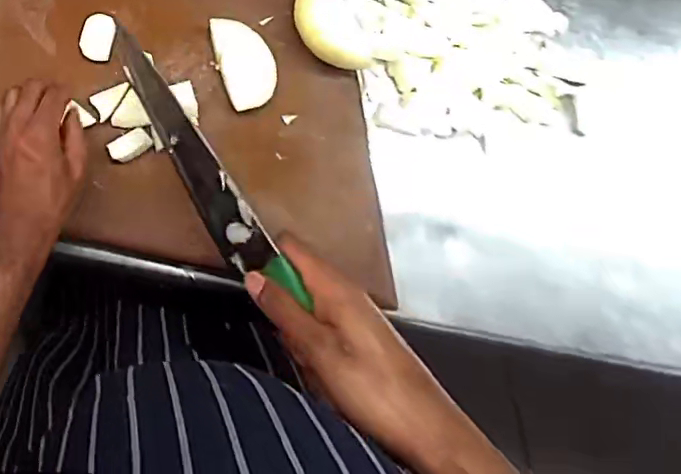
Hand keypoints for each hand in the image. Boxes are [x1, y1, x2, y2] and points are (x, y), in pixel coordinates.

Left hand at [0, 78, 86, 251]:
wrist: (19, 225)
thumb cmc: (51, 202)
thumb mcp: (77, 170)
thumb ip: (76, 136)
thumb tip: (71, 114)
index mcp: (41, 132)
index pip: (53, 94)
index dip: (65, 91)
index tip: (72, 95)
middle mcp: (18, 126)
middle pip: (30, 87)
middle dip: (47, 86)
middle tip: (59, 96)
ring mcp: (3, 132)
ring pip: (11, 93)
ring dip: (28, 93)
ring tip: (42, 104)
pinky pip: (1, 109)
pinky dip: (13, 104)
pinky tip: (25, 116)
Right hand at [247, 236, 515, 473]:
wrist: (431, 435)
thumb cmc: (380, 393)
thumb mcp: (320, 351)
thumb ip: (284, 310)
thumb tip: (254, 276)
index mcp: (336, 286)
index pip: (289, 246)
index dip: (265, 255)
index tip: (248, 278)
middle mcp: (346, 293)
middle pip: (295, 281)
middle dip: (282, 309)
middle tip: (292, 342)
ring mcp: (354, 316)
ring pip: (306, 311)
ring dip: (299, 337)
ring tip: (314, 368)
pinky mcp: (360, 340)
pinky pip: (322, 333)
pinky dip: (316, 353)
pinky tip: (327, 380)